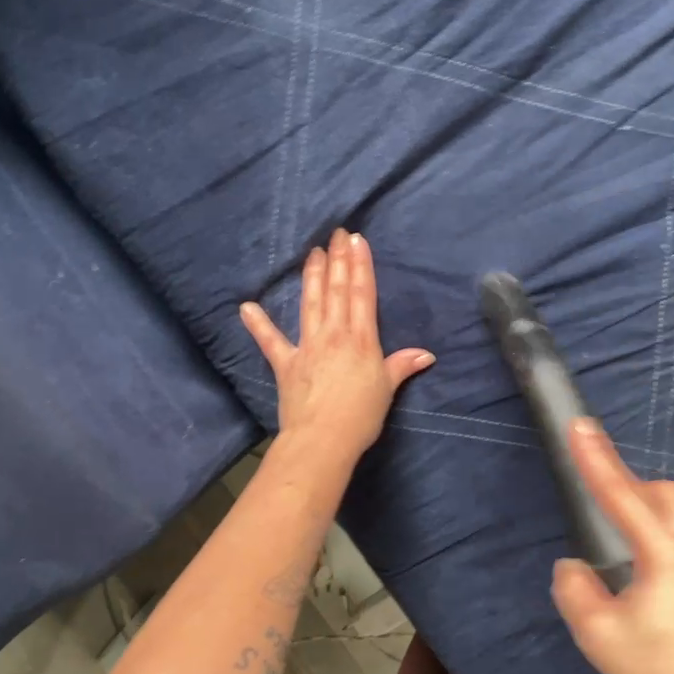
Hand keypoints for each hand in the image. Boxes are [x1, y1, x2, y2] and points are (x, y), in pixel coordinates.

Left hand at [240, 230, 433, 459]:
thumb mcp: (387, 388)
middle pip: (337, 291)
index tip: (356, 240)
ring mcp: (307, 346)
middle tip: (336, 234)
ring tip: (313, 252)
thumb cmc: (361, 415)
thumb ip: (402, 366)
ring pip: (311, 304)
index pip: (362, 294)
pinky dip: (258, 324)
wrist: (323, 440)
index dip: (360, 265)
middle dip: (338, 260)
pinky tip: (246, 307)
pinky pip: (270, 341)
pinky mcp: (285, 364)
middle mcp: (334, 334)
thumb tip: (426, 354)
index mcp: (362, 339)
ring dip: (312, 277)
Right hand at [551, 420, 673, 673]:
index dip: (598, 458)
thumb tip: (573, 565)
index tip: (581, 424)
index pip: (624, 494)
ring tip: (641, 568)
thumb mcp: (601, 641)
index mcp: (668, 556)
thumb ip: (576, 592)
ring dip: (663, 523)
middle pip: (670, 494)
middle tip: (612, 517)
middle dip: (638, 491)